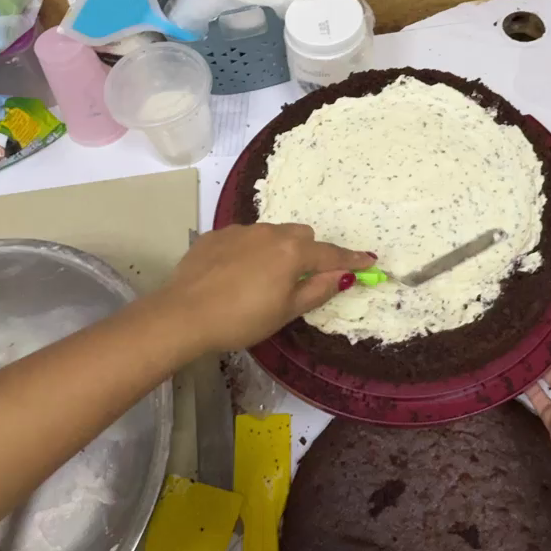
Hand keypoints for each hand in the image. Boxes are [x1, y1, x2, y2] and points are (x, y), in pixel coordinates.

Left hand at [147, 224, 374, 352]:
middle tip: (298, 281)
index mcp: (291, 252)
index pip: (329, 254)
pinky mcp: (214, 235)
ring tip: (260, 281)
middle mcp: (269, 232)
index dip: (350, 259)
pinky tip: (233, 276)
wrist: (182, 314)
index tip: (368, 261)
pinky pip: (243, 238)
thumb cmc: (240, 320)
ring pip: (271, 234)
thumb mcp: (284, 313)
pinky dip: (248, 252)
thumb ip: (316, 290)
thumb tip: (342, 276)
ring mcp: (239, 230)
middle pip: (301, 236)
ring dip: (276, 251)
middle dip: (307, 253)